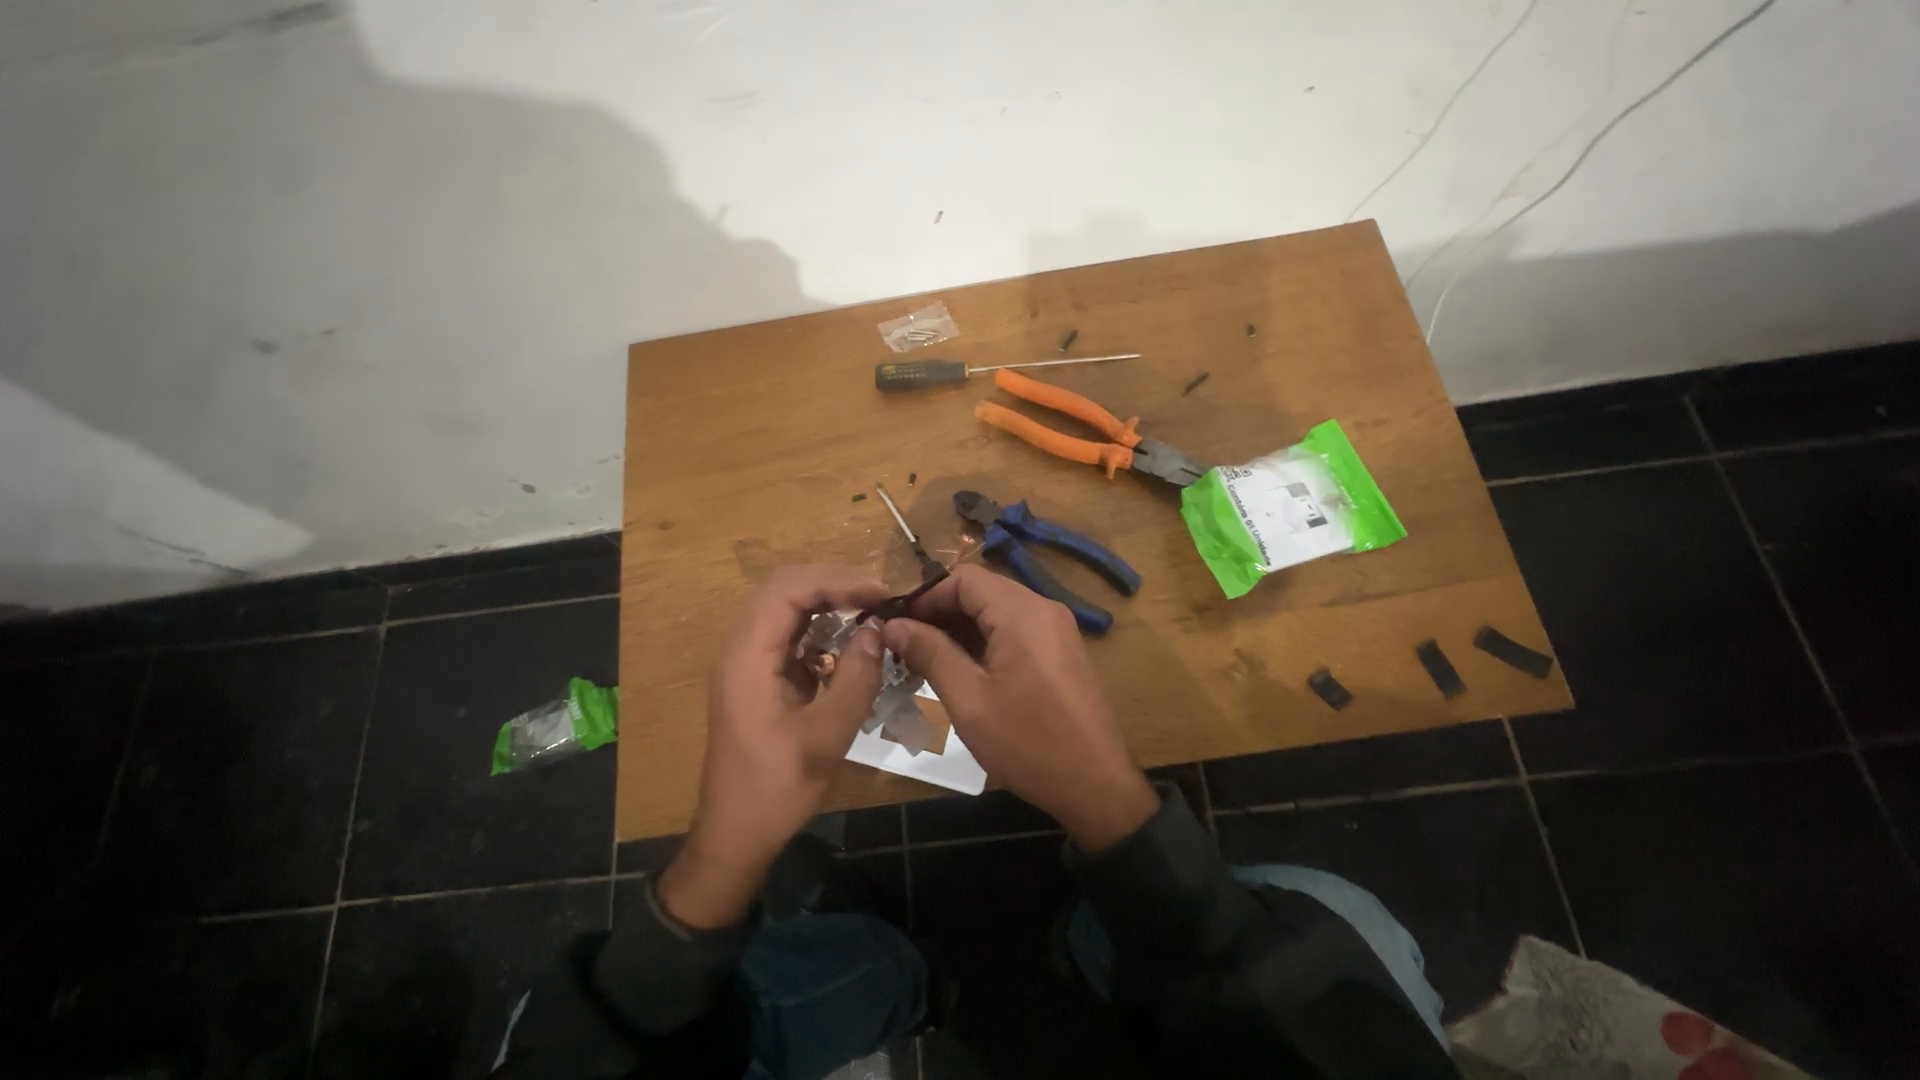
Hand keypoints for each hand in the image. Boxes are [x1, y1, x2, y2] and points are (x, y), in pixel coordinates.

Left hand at [657, 566, 890, 928]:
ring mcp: (747, 664)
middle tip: (880, 599)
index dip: (836, 581)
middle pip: (784, 590)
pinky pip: (788, 637)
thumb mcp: (826, 737)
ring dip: (828, 605)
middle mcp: (742, 649)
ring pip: (786, 610)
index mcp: (748, 657)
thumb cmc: (777, 789)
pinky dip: (820, 631)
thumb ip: (855, 679)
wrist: (735, 833)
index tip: (880, 594)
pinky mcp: (757, 679)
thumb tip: (878, 631)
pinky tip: (849, 648)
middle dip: (834, 585)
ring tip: (872, 615)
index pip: (788, 589)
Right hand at [880, 564, 1157, 851]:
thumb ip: (930, 653)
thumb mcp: (969, 699)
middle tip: (902, 645)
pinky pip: (1014, 630)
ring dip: (959, 629)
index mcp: (1022, 613)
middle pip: (981, 591)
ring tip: (923, 660)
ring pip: (996, 611)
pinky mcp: (1060, 652)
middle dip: (939, 613)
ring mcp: (1056, 630)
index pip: (963, 578)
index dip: (924, 596)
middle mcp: (1043, 609)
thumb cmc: (1027, 743)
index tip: (893, 624)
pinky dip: (983, 641)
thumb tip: (892, 625)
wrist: (1094, 785)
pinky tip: (959, 670)